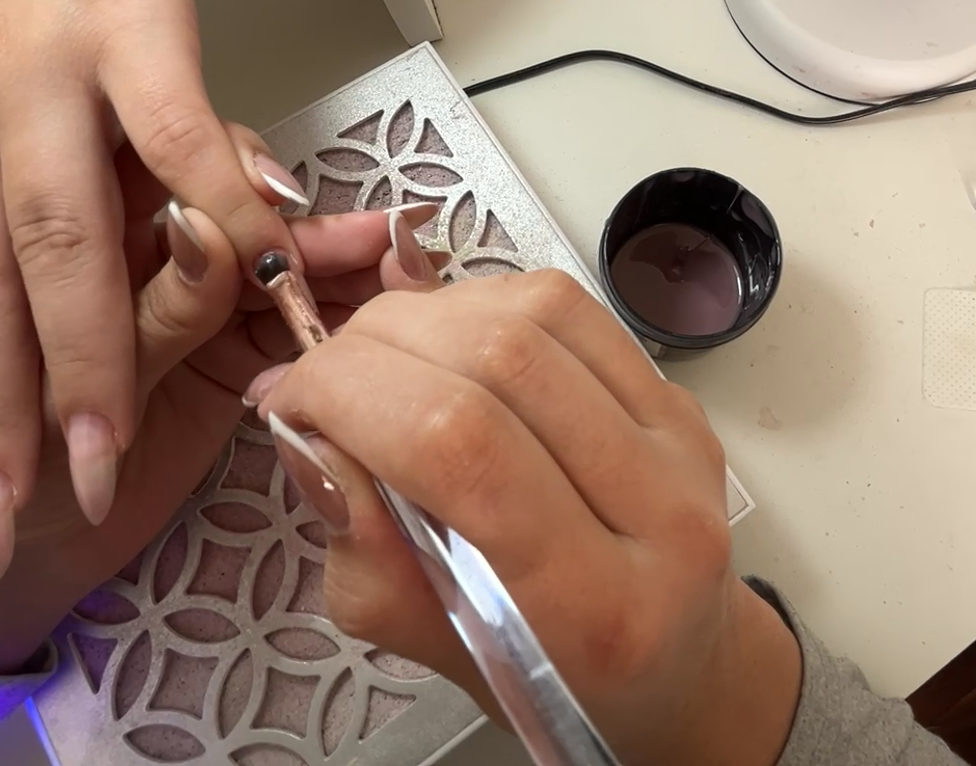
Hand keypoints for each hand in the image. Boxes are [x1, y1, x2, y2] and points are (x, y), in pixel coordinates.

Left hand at [0, 154, 445, 676]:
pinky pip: (295, 335)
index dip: (244, 191)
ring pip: (286, 282)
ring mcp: (205, 312)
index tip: (297, 207)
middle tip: (392, 239)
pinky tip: (381, 321)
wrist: (10, 563)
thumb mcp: (63, 379)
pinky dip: (336, 330)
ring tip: (409, 273)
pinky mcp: (238, 360)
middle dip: (323, 237)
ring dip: (346, 279)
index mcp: (92, 240)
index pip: (178, 189)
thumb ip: (148, 311)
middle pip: (256, 233)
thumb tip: (209, 229)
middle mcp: (159, 261)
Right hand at [252, 272, 802, 765]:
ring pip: (540, 315)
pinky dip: (492, 301)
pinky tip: (457, 332)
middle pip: (503, 360)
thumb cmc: (557, 674)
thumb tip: (313, 430)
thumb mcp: (437, 646)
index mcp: (593, 605)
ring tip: (389, 348)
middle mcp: (659, 505)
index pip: (461, 444)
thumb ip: (366, 551)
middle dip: (382, 341)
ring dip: (436, 311)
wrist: (683, 655)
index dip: (353, 392)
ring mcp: (680, 436)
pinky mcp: (679, 395)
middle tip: (330, 367)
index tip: (291, 395)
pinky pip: (575, 308)